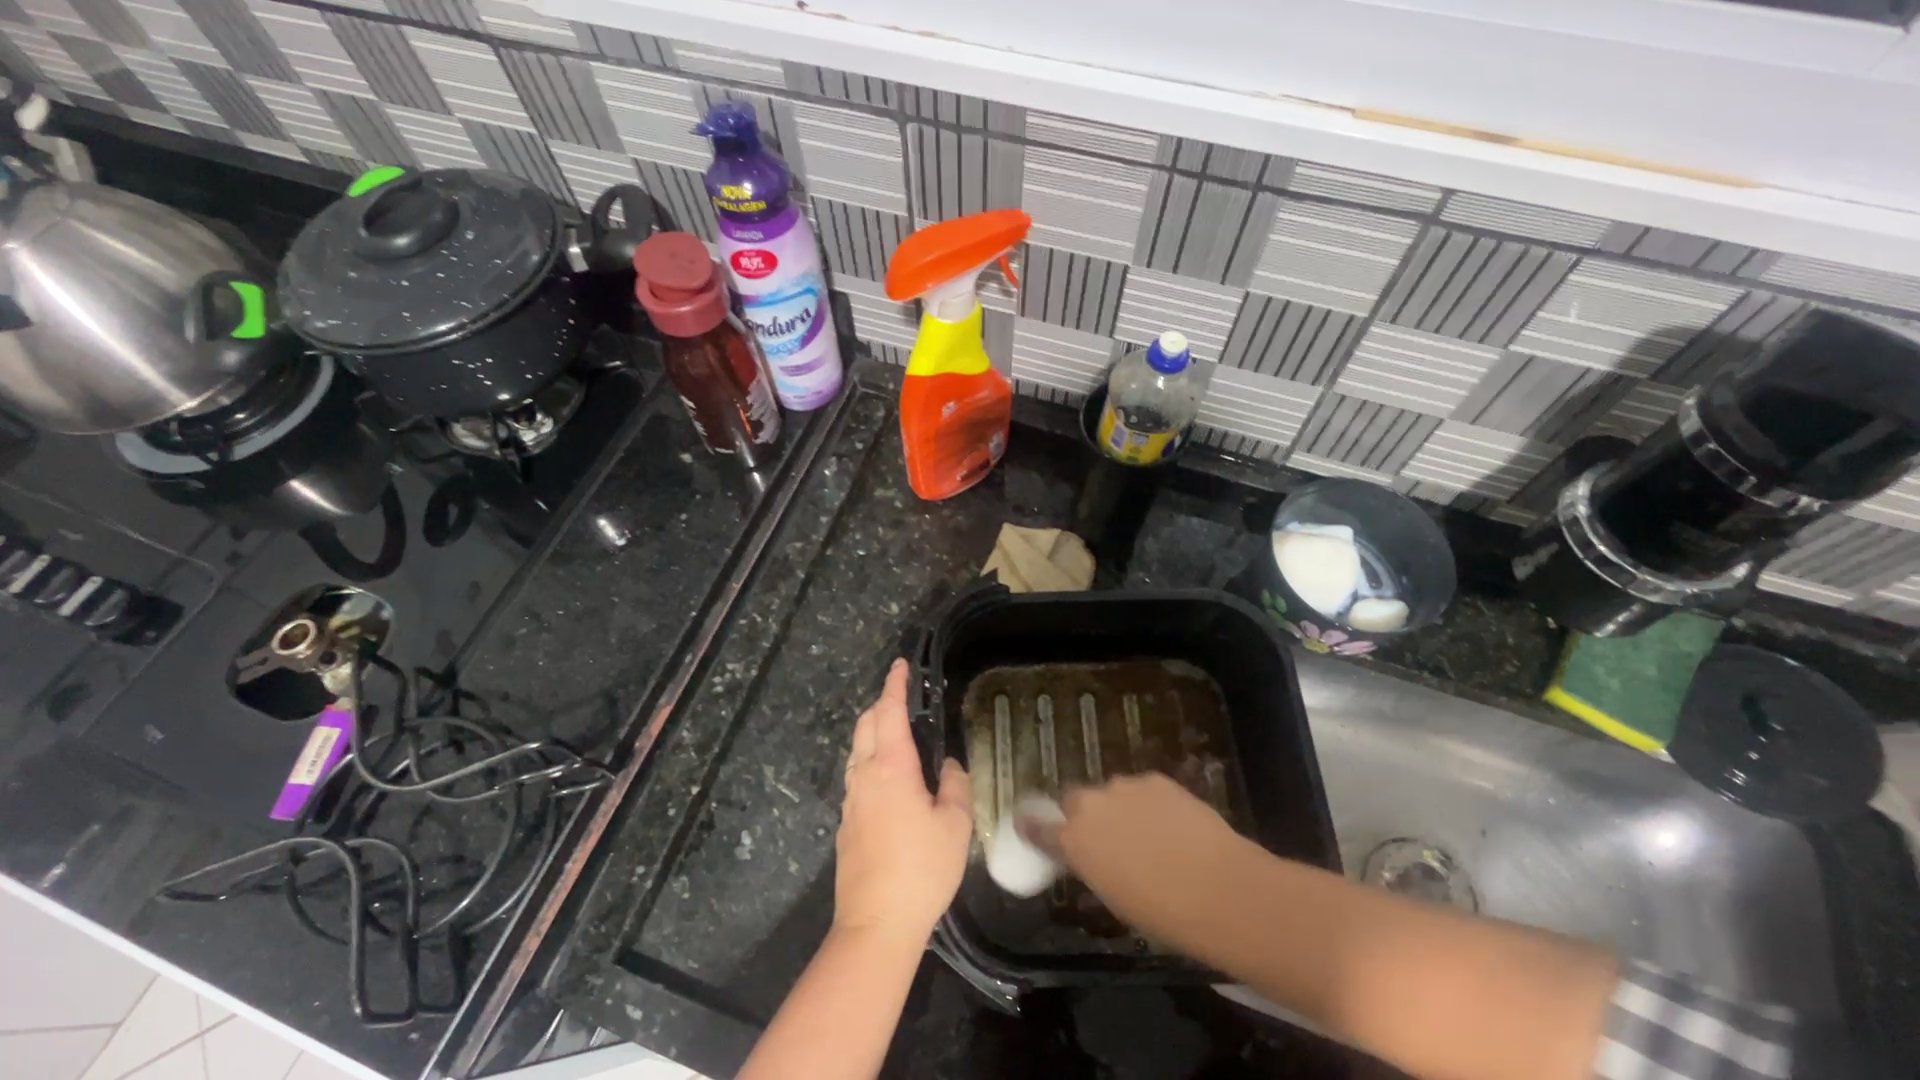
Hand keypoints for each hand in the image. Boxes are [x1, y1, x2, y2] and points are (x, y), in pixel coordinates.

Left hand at [834, 659, 972, 944]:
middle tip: (904, 699)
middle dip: (882, 705)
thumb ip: (954, 787)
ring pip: (857, 750)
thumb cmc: (922, 869)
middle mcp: (864, 775)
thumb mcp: (955, 826)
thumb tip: (949, 766)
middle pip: (866, 725)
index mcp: (891, 767)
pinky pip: (856, 776)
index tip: (901, 666)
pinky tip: (888, 778)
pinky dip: (870, 760)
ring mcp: (851, 800)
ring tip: (897, 734)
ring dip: (873, 732)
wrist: (876, 921)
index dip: (896, 685)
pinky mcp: (846, 823)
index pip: (890, 712)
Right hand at [1025, 773, 1247, 942]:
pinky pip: (1143, 789)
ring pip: (1112, 793)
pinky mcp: (1157, 779)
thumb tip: (1098, 856)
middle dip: (1084, 815)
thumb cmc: (1163, 914)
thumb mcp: (1114, 898)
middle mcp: (1091, 807)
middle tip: (1106, 838)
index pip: (1037, 827)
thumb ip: (1095, 867)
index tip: (1028, 824)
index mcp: (1073, 843)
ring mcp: (1125, 788)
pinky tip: (1172, 824)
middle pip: (1075, 800)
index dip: (1032, 826)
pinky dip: (1149, 803)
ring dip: (1120, 808)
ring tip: (1147, 833)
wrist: (1219, 889)